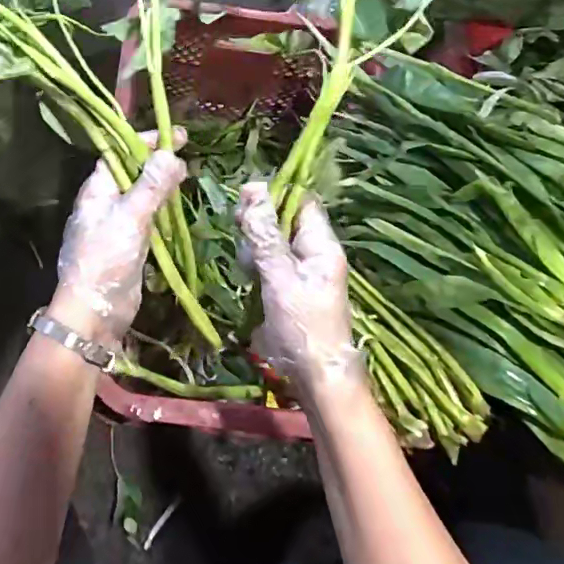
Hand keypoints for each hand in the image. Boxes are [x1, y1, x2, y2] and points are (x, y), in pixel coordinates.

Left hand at [51, 131, 187, 345]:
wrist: (93, 312)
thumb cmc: (105, 259)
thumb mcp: (129, 218)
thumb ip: (150, 186)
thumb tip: (170, 155)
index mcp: (97, 190)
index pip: (120, 154)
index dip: (146, 141)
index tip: (175, 135)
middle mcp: (104, 202)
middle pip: (132, 172)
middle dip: (157, 160)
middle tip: (186, 151)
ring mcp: (116, 224)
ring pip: (141, 194)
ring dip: (161, 184)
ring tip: (186, 174)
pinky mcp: (127, 244)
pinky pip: (146, 217)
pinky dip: (161, 208)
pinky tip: (177, 207)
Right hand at [237, 184, 363, 394]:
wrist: (312, 376)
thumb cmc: (303, 326)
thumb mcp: (281, 277)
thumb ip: (265, 234)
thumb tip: (253, 187)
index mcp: (321, 244)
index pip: (300, 201)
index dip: (275, 194)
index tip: (245, 199)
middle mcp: (311, 251)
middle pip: (281, 218)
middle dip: (258, 221)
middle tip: (242, 233)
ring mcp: (296, 269)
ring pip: (268, 239)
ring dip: (252, 246)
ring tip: (249, 267)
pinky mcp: (282, 285)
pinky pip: (264, 261)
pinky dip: (252, 264)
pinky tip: (248, 276)